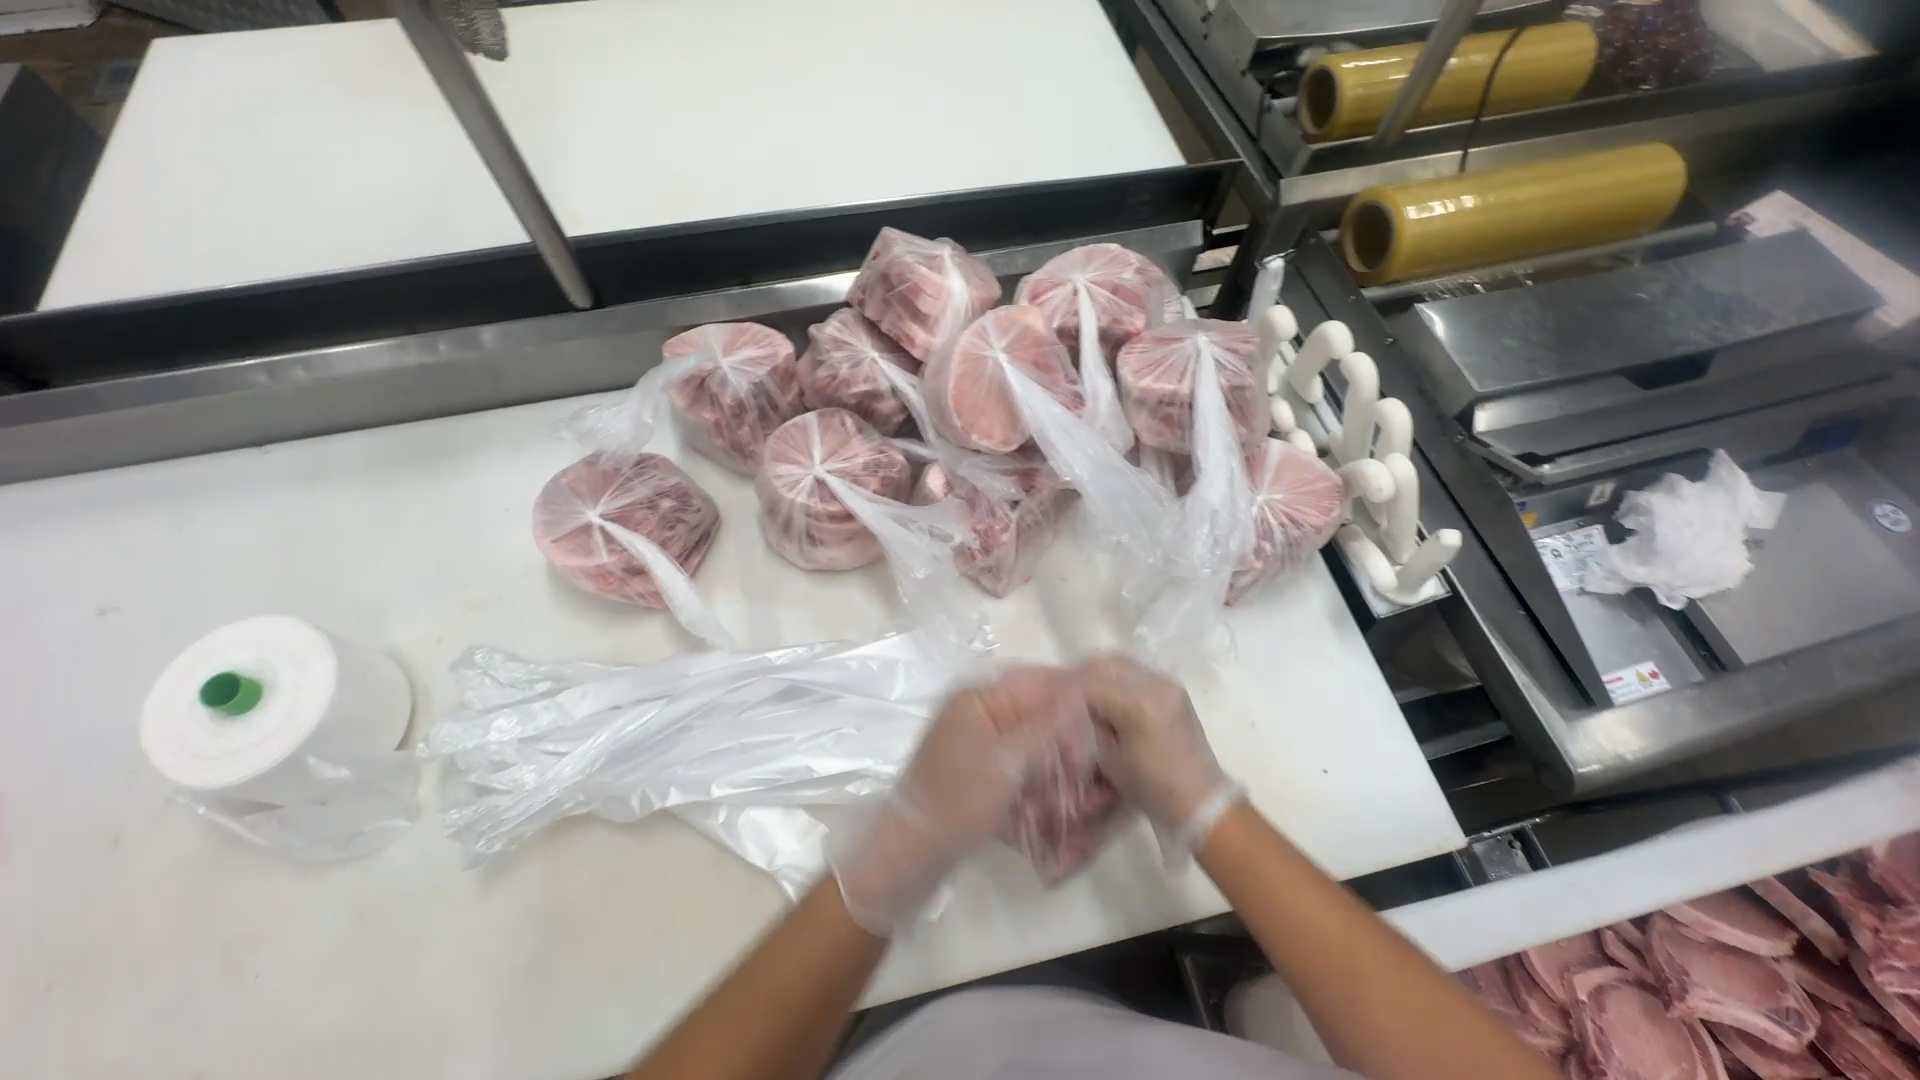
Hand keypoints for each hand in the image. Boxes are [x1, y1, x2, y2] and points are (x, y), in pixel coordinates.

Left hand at [827, 668, 1078, 934]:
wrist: (910, 854)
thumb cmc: (956, 802)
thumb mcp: (1007, 763)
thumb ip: (1046, 728)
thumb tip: (1084, 696)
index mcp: (979, 699)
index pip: (1040, 681)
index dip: (1076, 698)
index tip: (1110, 722)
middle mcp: (980, 714)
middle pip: (1040, 713)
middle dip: (1071, 740)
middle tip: (1098, 769)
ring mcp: (980, 745)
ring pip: (1036, 743)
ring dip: (1060, 766)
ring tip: (1086, 795)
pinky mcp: (982, 773)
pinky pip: (1023, 768)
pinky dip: (1042, 783)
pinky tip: (1062, 805)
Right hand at [1082, 655, 1240, 858]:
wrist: (1199, 798)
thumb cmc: (1150, 787)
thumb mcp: (1108, 758)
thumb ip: (1092, 724)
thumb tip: (1078, 704)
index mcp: (1137, 705)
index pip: (1090, 683)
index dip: (1067, 689)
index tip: (1052, 699)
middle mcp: (1155, 685)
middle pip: (1107, 663)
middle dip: (1083, 674)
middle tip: (1067, 693)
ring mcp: (1168, 684)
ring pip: (1123, 663)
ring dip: (1102, 674)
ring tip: (1088, 694)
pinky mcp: (1175, 689)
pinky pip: (1139, 673)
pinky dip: (1120, 679)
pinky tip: (1111, 697)